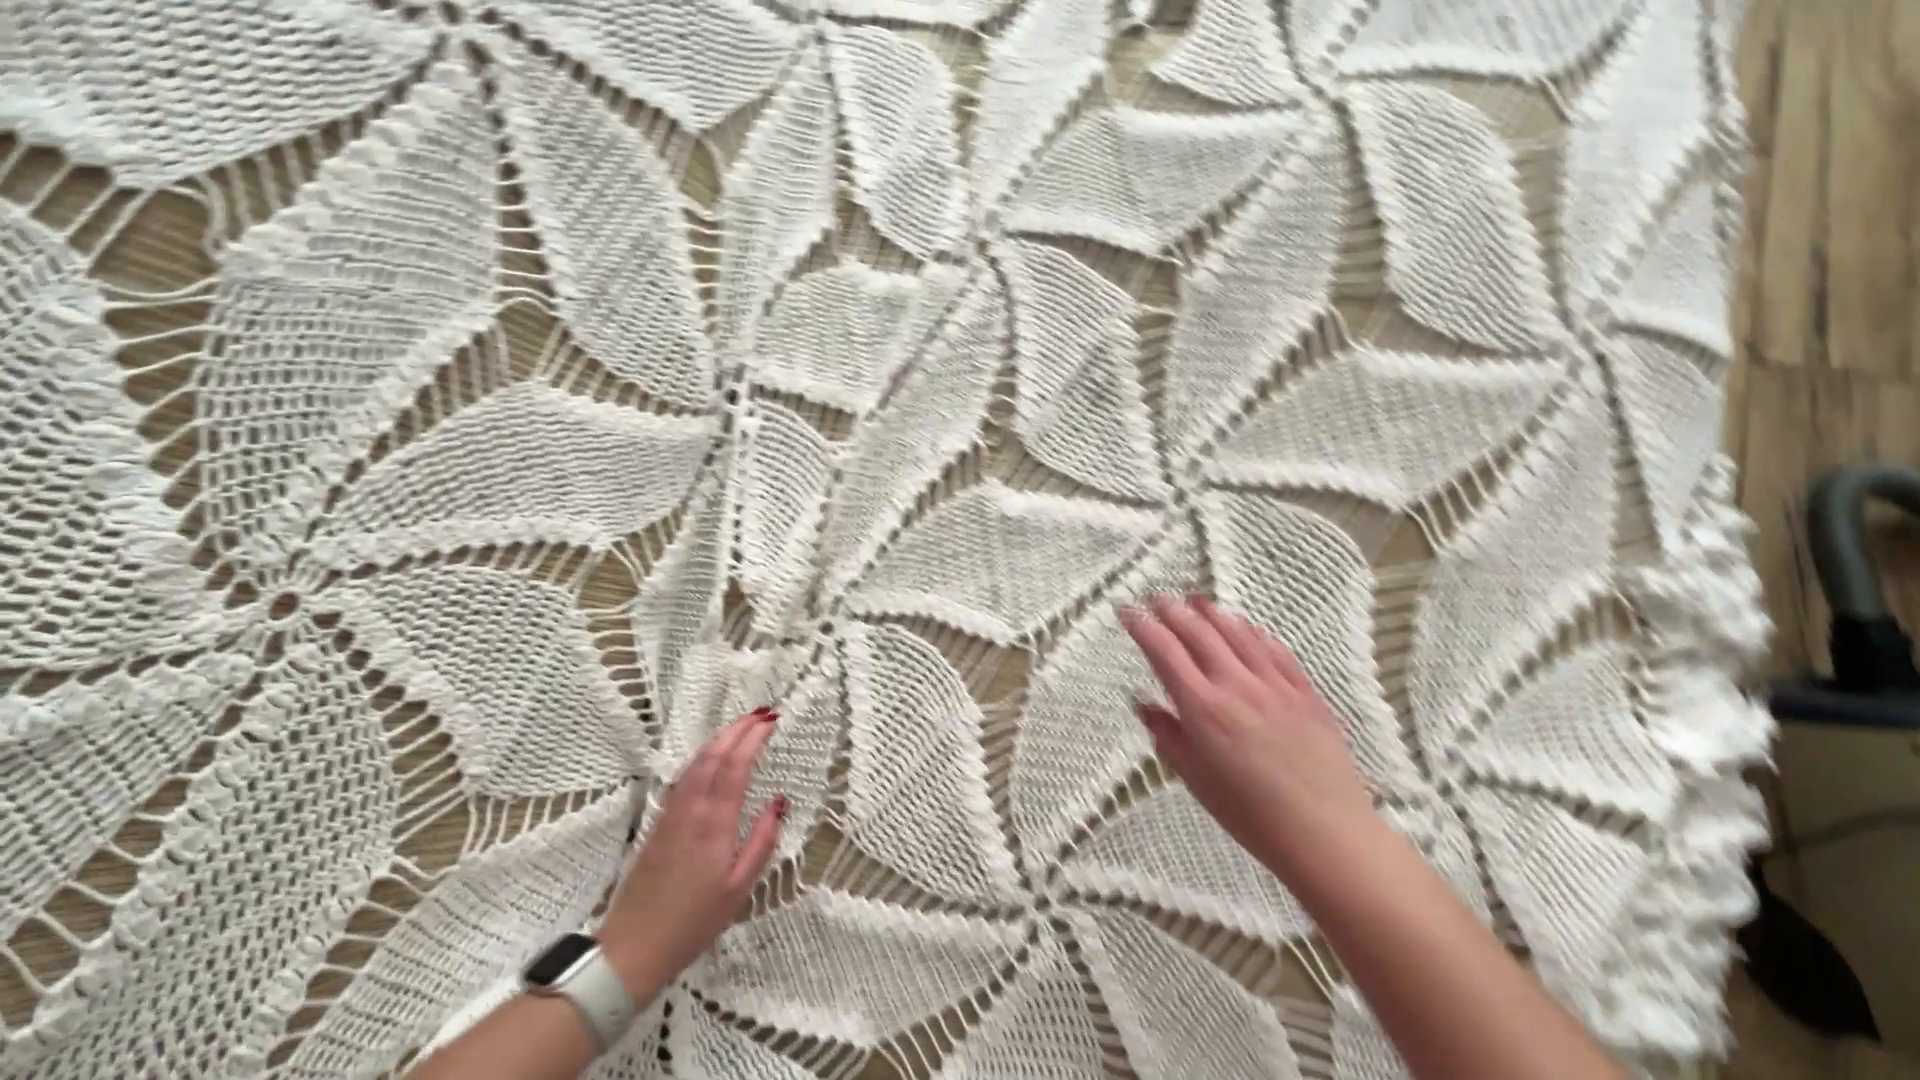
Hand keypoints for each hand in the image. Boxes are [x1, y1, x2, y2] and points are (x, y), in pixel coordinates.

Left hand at [599, 708, 786, 999]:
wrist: (633, 947)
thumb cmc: (694, 922)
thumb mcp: (740, 887)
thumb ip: (761, 841)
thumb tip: (779, 802)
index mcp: (714, 824)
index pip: (735, 767)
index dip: (753, 739)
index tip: (771, 721)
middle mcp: (690, 811)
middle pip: (713, 757)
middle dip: (737, 730)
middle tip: (761, 714)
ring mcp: (670, 815)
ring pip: (695, 765)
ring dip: (719, 740)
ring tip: (740, 727)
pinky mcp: (658, 825)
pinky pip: (684, 779)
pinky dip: (702, 759)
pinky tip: (710, 759)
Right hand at [1119, 595, 1375, 888]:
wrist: (1324, 832)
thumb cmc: (1250, 815)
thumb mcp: (1196, 781)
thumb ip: (1168, 737)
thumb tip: (1146, 705)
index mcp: (1202, 709)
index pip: (1164, 653)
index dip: (1143, 627)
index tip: (1128, 611)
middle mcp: (1236, 686)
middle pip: (1199, 633)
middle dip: (1174, 612)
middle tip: (1158, 599)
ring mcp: (1274, 685)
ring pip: (1238, 633)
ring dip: (1213, 613)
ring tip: (1196, 600)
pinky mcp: (1305, 692)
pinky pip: (1275, 650)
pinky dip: (1253, 632)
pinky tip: (1245, 627)